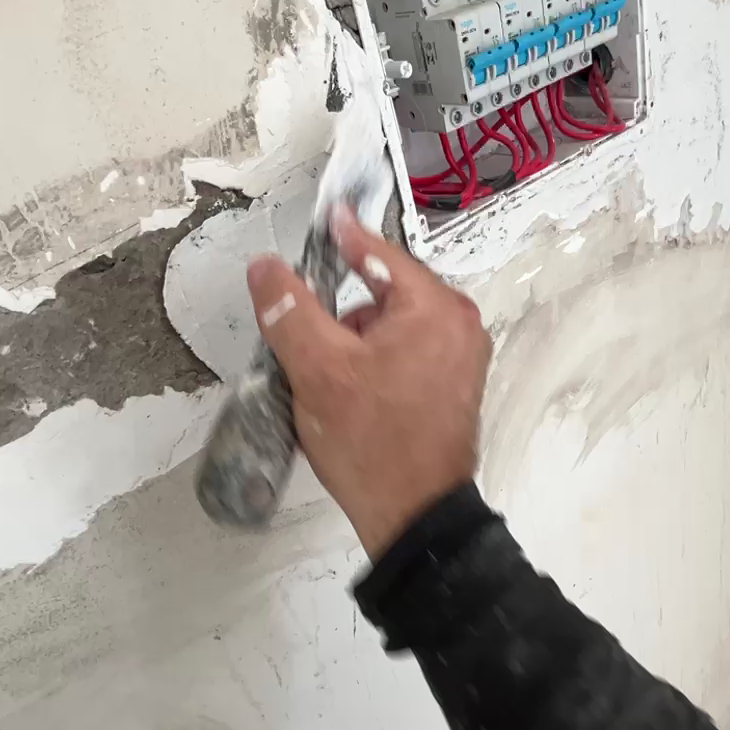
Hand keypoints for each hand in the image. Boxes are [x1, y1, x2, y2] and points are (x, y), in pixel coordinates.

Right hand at [247, 207, 492, 559]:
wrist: (412, 514)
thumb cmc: (373, 443)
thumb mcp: (317, 369)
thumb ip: (289, 310)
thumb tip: (267, 269)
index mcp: (436, 310)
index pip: (379, 257)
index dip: (346, 238)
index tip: (330, 216)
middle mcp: (459, 328)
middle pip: (383, 297)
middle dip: (344, 321)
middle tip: (319, 358)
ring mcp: (462, 360)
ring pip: (391, 330)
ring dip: (356, 348)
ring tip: (338, 392)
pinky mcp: (454, 388)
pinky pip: (406, 356)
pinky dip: (376, 367)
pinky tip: (357, 402)